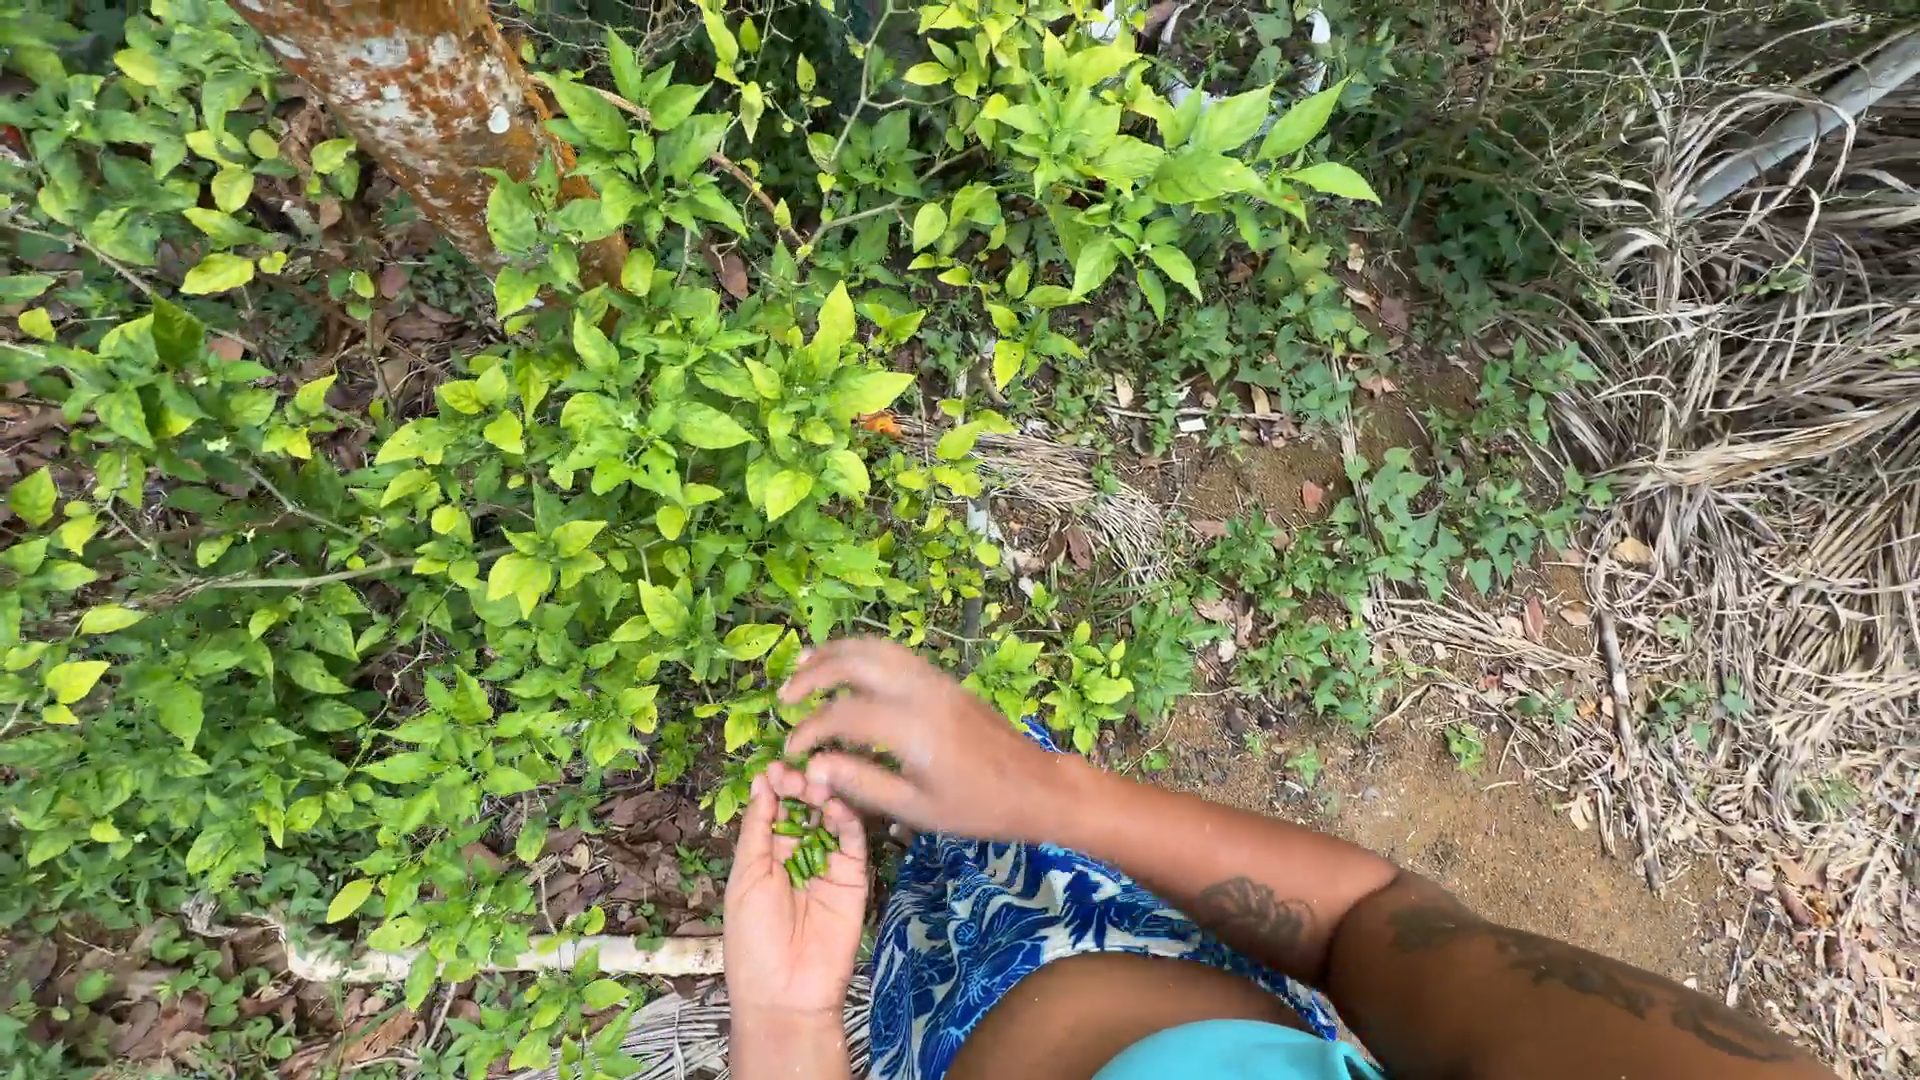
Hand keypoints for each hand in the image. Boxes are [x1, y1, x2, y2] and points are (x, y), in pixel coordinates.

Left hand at [723, 761, 867, 1019]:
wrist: (785, 993)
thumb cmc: (752, 939)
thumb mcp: (745, 879)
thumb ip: (757, 829)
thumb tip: (761, 782)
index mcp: (770, 854)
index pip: (777, 809)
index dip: (777, 787)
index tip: (775, 767)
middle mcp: (801, 853)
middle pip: (806, 808)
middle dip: (801, 786)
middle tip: (797, 772)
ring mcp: (830, 863)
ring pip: (831, 818)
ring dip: (824, 796)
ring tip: (816, 781)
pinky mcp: (854, 876)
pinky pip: (852, 841)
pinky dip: (846, 820)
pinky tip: (834, 805)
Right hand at [780, 638, 1067, 841]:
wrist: (1034, 784)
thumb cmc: (977, 807)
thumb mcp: (916, 809)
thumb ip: (862, 783)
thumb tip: (814, 767)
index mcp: (911, 726)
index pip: (842, 714)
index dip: (810, 730)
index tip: (792, 751)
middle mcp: (920, 691)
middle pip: (854, 662)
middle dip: (814, 673)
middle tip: (786, 697)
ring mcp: (934, 678)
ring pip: (875, 647)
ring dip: (836, 654)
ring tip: (805, 668)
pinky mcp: (943, 679)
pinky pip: (894, 653)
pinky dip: (863, 653)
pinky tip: (848, 668)